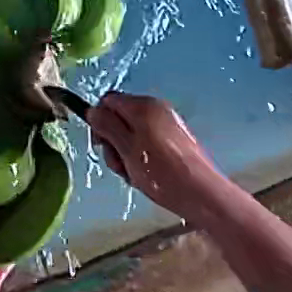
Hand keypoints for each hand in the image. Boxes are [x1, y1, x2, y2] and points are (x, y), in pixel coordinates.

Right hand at [87, 92, 231, 223]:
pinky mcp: (174, 138)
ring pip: (132, 133)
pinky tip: (146, 176)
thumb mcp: (126, 150)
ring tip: (134, 174)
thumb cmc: (160, 172)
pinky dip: (141, 157)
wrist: (199, 191)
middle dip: (113, 141)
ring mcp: (167, 123)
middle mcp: (156, 108)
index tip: (101, 145)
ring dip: (126, 153)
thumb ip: (107, 127)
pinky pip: (147, 142)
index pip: (108, 100)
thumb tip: (92, 110)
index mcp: (143, 105)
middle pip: (120, 117)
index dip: (99, 121)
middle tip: (120, 164)